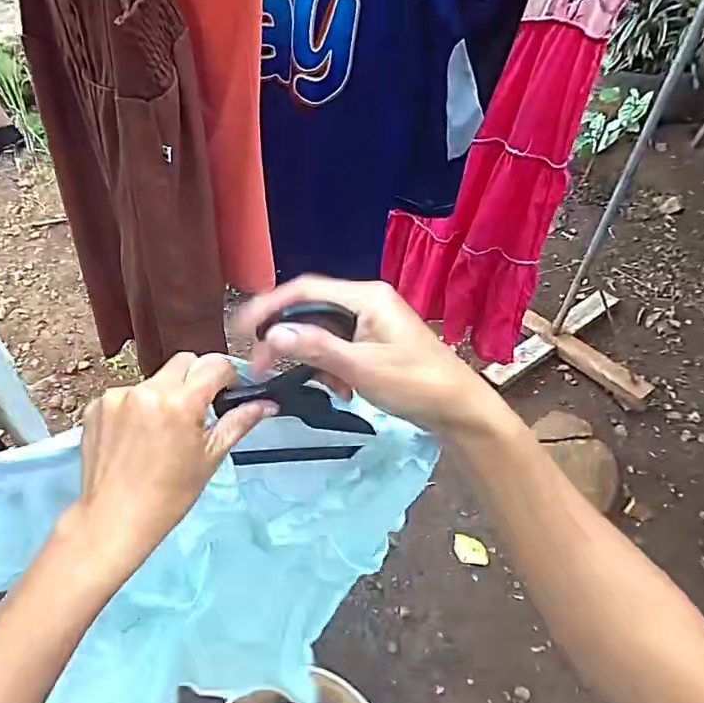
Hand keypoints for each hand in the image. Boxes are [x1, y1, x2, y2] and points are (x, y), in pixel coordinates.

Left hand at [56, 352, 274, 583]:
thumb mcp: (209, 458)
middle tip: (197, 410)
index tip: (228, 390)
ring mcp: (117, 396)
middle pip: (183, 362)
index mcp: (179, 402)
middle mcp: (147, 390)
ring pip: (153, 379)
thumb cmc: (167, 496)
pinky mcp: (96, 406)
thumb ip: (237, 422)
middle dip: (196, 379)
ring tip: (161, 432)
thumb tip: (265, 404)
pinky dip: (135, 408)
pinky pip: (126, 395)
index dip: (227, 375)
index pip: (214, 365)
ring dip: (164, 395)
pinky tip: (134, 438)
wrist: (112, 519)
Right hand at [236, 276, 506, 435]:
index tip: (243, 328)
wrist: (460, 411)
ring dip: (309, 357)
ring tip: (307, 382)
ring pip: (320, 332)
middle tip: (262, 364)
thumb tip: (273, 334)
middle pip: (309, 311)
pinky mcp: (371, 343)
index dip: (269, 306)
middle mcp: (365, 302)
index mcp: (366, 297)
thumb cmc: (416, 384)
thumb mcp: (361, 367)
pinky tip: (337, 389)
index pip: (304, 291)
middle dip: (285, 337)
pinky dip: (328, 367)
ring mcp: (369, 323)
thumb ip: (316, 347)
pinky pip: (335, 347)